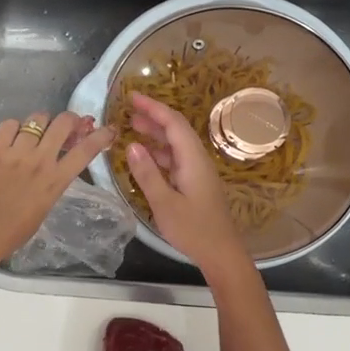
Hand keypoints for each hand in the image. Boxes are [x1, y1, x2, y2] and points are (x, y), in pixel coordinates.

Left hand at [0, 112, 117, 268]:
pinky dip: (14, 127)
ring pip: (36, 120)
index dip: (101, 136)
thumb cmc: (14, 231)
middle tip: (67, 127)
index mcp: (55, 181)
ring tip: (37, 133)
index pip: (86, 150)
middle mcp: (38, 162)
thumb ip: (54, 183)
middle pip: (63, 123)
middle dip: (70, 121)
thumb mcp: (44, 208)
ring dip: (42, 124)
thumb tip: (58, 164)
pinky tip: (13, 137)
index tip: (108, 130)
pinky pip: (8, 124)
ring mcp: (15, 154)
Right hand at [124, 92, 247, 271]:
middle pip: (176, 131)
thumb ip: (147, 173)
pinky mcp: (196, 184)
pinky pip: (176, 159)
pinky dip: (159, 153)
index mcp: (193, 161)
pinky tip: (145, 157)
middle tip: (128, 111)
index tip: (133, 97)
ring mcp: (198, 173)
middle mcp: (198, 161)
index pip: (173, 124)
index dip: (154, 107)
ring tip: (132, 129)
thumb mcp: (164, 203)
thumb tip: (131, 146)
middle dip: (153, 117)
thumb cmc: (193, 230)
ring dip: (155, 135)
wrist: (221, 253)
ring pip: (176, 145)